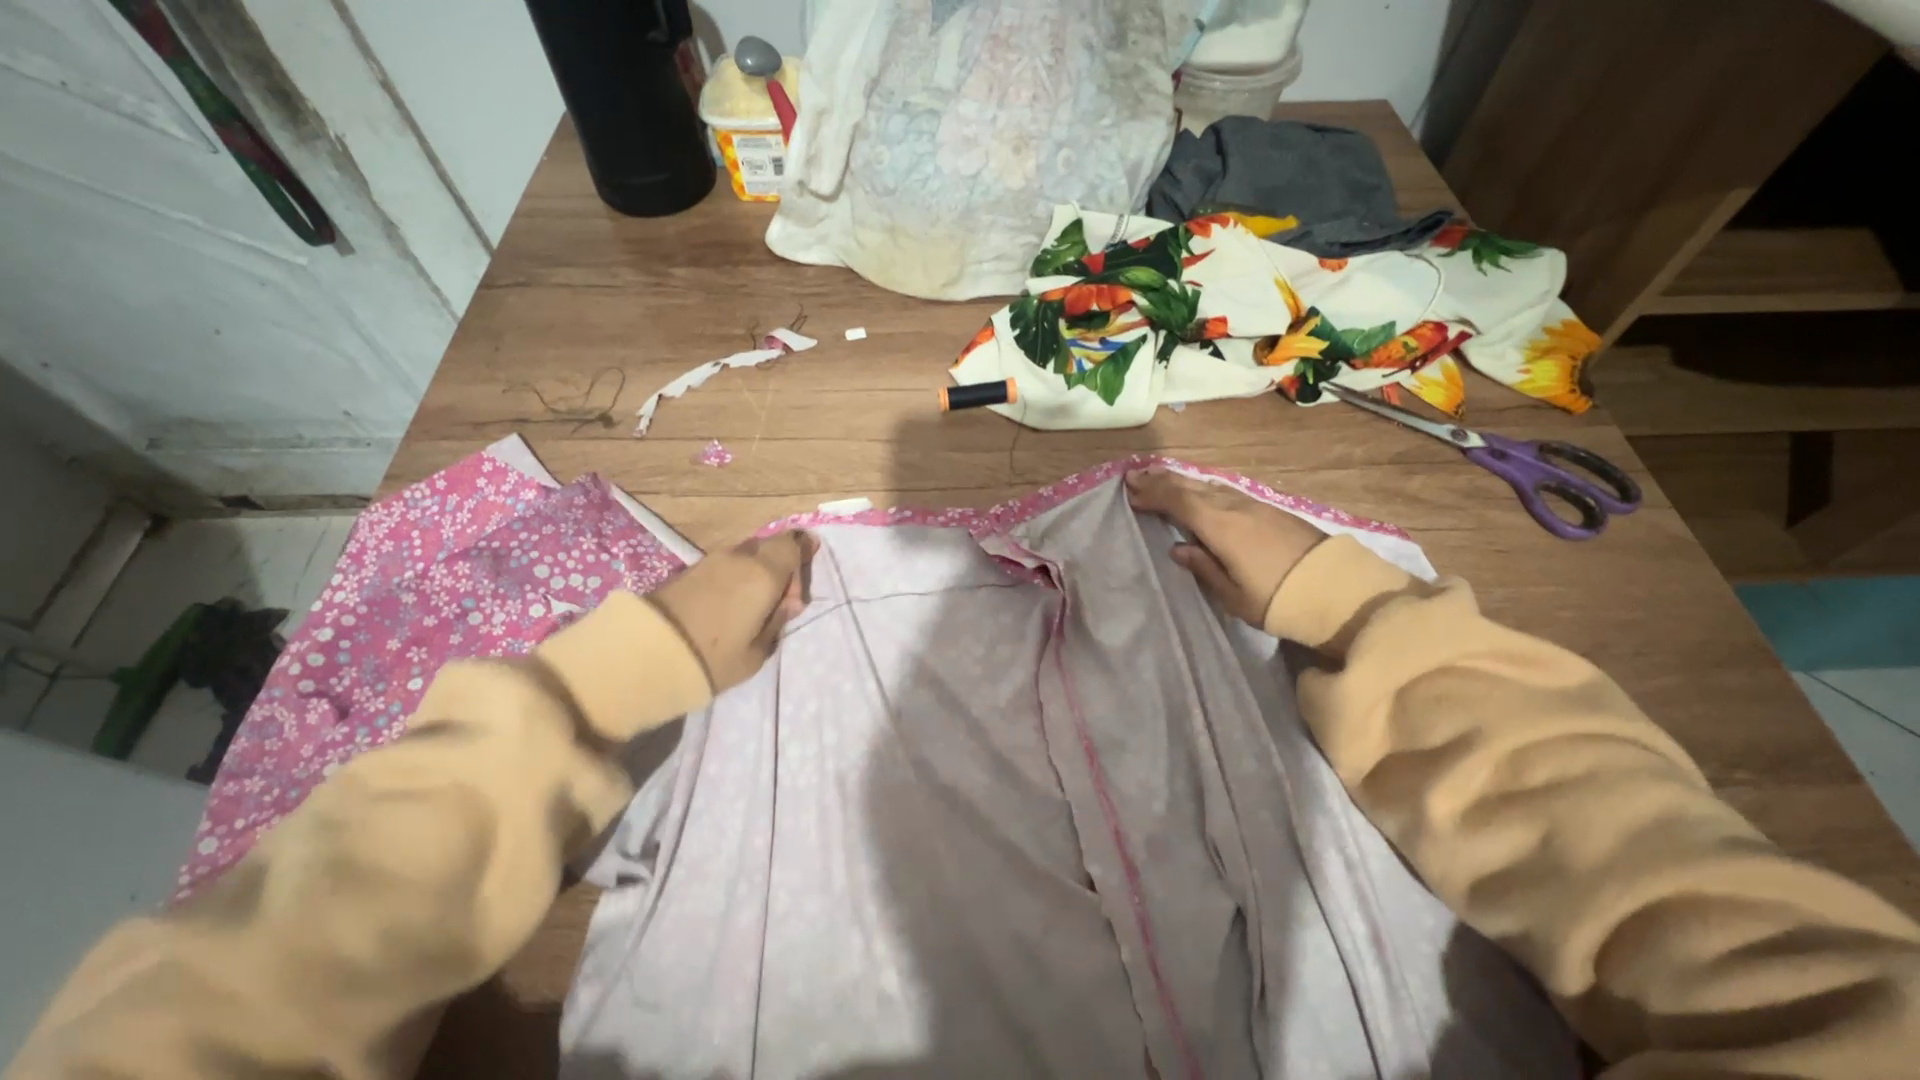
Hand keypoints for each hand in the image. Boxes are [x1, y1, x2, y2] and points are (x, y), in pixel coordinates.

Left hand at [650, 531, 816, 691]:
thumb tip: (786, 603)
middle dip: (779, 567)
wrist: (650, 652)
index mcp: (763, 573)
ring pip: (746, 555)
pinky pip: (725, 565)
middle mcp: (740, 557)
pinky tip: (728, 605)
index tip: (797, 591)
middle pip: (770, 546)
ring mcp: (712, 559)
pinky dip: (734, 578)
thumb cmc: (714, 657)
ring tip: (750, 608)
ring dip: (754, 574)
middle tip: (776, 602)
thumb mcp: (757, 652)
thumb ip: (777, 621)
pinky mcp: (690, 569)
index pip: (792, 544)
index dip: (802, 557)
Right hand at [1126, 467, 1323, 625]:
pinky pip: (1227, 491)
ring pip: (1211, 486)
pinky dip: (1205, 488)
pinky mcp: (1271, 510)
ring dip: (1184, 482)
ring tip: (1162, 478)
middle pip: (1193, 487)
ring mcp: (1256, 506)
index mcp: (1220, 527)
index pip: (1179, 502)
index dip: (1153, 494)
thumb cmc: (1276, 600)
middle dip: (1162, 481)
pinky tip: (1202, 491)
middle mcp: (1235, 508)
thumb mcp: (1233, 595)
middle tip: (1136, 476)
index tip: (1130, 490)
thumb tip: (1179, 547)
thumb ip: (1204, 568)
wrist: (1336, 591)